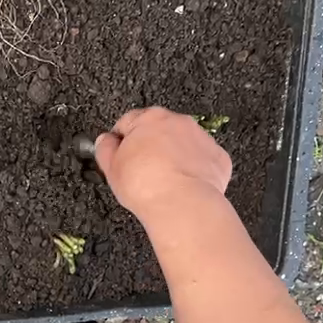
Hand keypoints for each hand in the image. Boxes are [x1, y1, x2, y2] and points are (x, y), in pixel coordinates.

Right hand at [95, 107, 233, 226]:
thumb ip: (105, 148)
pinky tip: (181, 186)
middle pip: (158, 130)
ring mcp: (200, 138)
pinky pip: (201, 160)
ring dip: (172, 156)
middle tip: (140, 172)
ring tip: (162, 181)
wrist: (180, 203)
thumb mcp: (111, 168)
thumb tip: (105, 140)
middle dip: (149, 147)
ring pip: (181, 144)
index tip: (119, 155)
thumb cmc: (145, 184)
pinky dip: (192, 170)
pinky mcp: (217, 157)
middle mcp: (178, 122)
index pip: (128, 121)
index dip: (121, 141)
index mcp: (149, 119)